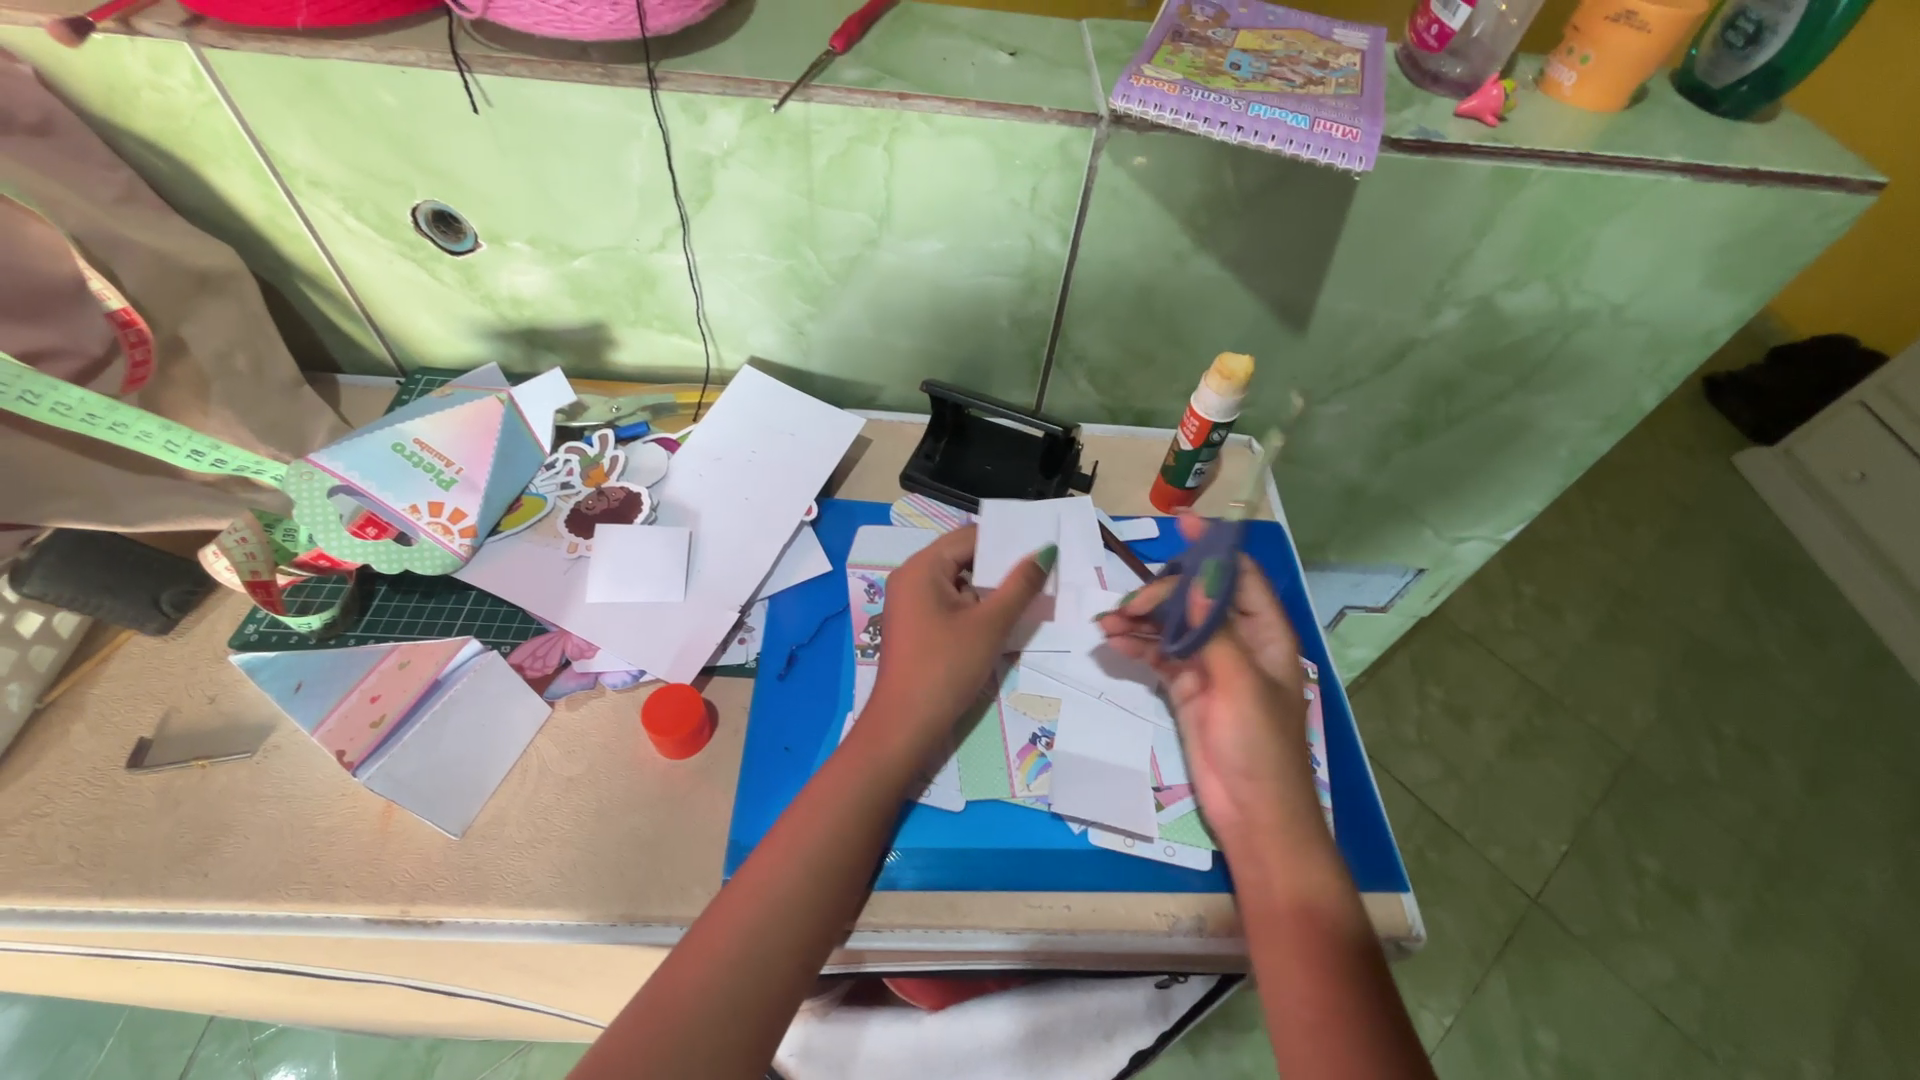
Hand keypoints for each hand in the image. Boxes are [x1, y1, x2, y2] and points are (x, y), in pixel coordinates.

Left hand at [864, 526, 1052, 759]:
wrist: (905, 724)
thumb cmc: (946, 667)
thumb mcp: (990, 624)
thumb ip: (1019, 585)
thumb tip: (1044, 552)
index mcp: (921, 567)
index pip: (970, 537)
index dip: (1007, 541)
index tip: (1042, 548)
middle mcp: (910, 577)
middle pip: (962, 557)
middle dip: (1000, 566)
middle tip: (1041, 572)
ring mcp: (909, 602)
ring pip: (958, 582)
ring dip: (989, 589)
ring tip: (1027, 595)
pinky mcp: (914, 625)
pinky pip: (948, 603)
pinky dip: (974, 607)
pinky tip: (1001, 619)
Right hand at [1095, 515, 1324, 852]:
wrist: (1253, 816)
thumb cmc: (1260, 749)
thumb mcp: (1240, 685)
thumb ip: (1215, 631)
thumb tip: (1197, 577)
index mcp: (1265, 634)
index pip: (1238, 577)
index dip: (1212, 550)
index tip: (1180, 526)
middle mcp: (1237, 642)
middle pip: (1196, 598)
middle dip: (1160, 595)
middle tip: (1126, 608)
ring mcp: (1209, 666)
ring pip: (1171, 626)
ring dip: (1140, 621)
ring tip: (1105, 625)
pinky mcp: (1186, 689)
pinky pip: (1157, 655)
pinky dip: (1136, 647)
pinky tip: (1112, 643)